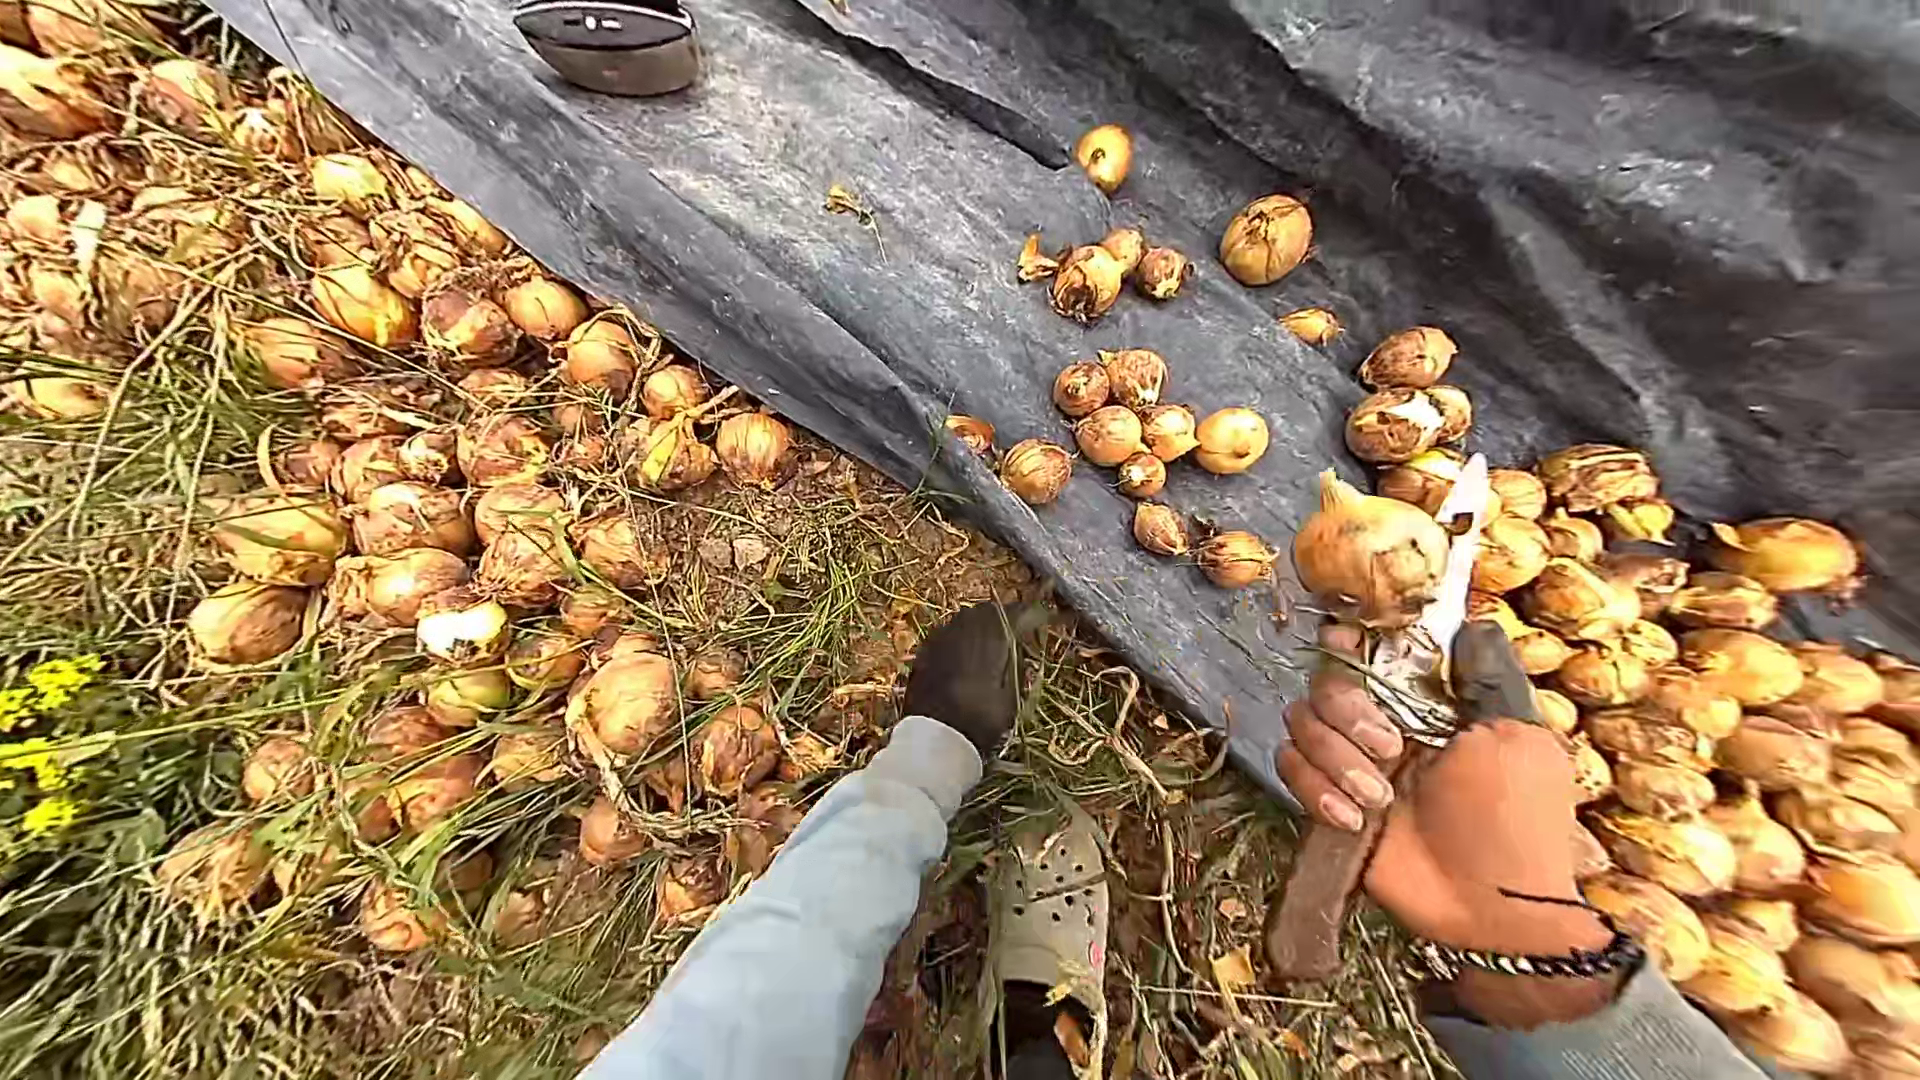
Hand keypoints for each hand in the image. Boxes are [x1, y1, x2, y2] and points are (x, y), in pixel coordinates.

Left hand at [902, 601, 1046, 755]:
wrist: (934, 737)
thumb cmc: (981, 719)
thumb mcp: (1011, 695)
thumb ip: (1016, 662)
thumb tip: (1020, 641)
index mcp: (990, 637)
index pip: (1013, 613)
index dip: (1028, 614)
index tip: (1038, 619)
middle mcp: (965, 629)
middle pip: (987, 610)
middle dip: (1003, 615)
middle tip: (1015, 628)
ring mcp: (942, 637)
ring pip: (966, 618)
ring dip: (981, 623)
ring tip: (992, 639)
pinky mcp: (926, 649)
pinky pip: (949, 631)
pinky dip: (962, 636)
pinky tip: (966, 651)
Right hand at [1279, 622, 1616, 1024]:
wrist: (1489, 906)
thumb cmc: (1513, 820)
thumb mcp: (1518, 742)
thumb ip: (1486, 682)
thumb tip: (1471, 625)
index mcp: (1416, 704)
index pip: (1365, 653)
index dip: (1347, 642)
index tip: (1341, 639)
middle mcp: (1372, 723)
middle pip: (1323, 683)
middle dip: (1348, 713)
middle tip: (1390, 750)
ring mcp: (1342, 758)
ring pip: (1299, 722)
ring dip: (1335, 760)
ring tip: (1378, 799)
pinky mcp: (1320, 793)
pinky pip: (1289, 766)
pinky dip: (1315, 789)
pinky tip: (1351, 819)